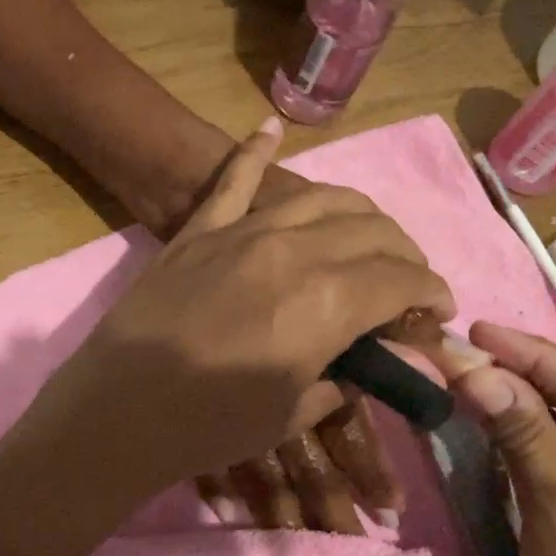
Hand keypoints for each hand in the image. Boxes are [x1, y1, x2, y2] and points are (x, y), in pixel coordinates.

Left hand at [24, 118, 443, 499]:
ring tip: (368, 237)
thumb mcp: (291, 413)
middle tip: (405, 284)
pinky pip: (233, 178)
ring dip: (358, 214)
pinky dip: (255, 150)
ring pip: (321, 198)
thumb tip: (370, 362)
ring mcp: (242, 231)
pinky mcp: (198, 230)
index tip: (438, 312)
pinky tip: (271, 128)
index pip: (402, 278)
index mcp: (329, 300)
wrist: (117, 412)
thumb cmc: (208, 427)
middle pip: (372, 230)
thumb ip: (342, 377)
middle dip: (404, 254)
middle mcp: (295, 249)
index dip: (432, 292)